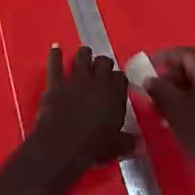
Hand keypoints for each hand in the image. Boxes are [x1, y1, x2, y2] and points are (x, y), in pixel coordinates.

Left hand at [26, 46, 136, 173]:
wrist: (63, 144)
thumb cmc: (93, 146)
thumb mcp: (116, 146)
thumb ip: (128, 141)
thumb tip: (139, 144)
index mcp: (115, 94)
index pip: (121, 77)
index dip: (118, 78)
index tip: (115, 81)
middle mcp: (98, 82)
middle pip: (103, 61)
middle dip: (102, 63)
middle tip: (100, 68)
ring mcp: (76, 79)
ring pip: (82, 56)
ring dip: (83, 54)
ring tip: (83, 55)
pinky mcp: (57, 82)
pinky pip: (55, 63)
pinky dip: (55, 54)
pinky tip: (55, 48)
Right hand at [142, 47, 194, 185]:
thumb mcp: (174, 109)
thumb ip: (159, 88)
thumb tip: (149, 78)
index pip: (186, 54)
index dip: (163, 57)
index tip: (145, 66)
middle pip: (193, 65)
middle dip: (170, 76)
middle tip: (152, 91)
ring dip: (178, 88)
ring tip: (161, 105)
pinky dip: (190, 97)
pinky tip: (176, 113)